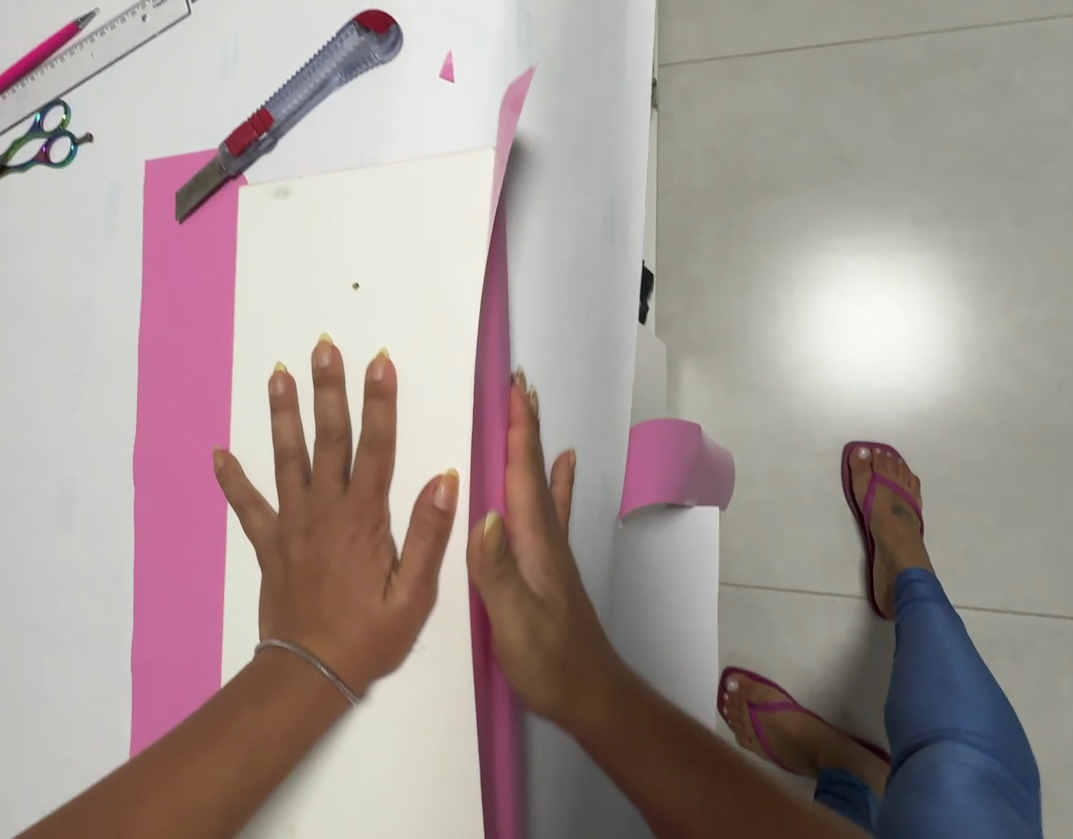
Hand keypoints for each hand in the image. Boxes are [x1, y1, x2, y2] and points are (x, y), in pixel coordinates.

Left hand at [212, 338, 459, 696]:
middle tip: (322, 347)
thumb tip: (444, 478)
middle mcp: (325, 508)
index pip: (376, 446)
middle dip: (328, 390)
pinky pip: (247, 506)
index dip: (379, 402)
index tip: (379, 361)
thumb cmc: (369, 635)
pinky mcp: (268, 542)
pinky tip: (217, 453)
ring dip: (283, 414)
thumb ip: (429, 534)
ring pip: (287, 458)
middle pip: (328, 438)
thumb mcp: (415, 594)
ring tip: (278, 374)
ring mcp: (291, 523)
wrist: (308, 675)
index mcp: (363, 517)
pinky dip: (232, 479)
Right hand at [467, 372, 627, 730]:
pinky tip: (564, 463)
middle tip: (518, 381)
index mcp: (534, 539)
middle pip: (534, 466)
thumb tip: (482, 513)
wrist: (590, 691)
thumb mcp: (513, 620)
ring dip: (535, 441)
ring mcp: (551, 546)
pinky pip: (552, 507)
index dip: (519, 428)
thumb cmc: (548, 659)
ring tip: (530, 406)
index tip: (514, 386)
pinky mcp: (552, 561)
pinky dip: (557, 479)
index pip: (524, 472)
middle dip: (526, 422)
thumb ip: (496, 570)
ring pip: (541, 479)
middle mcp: (545, 533)